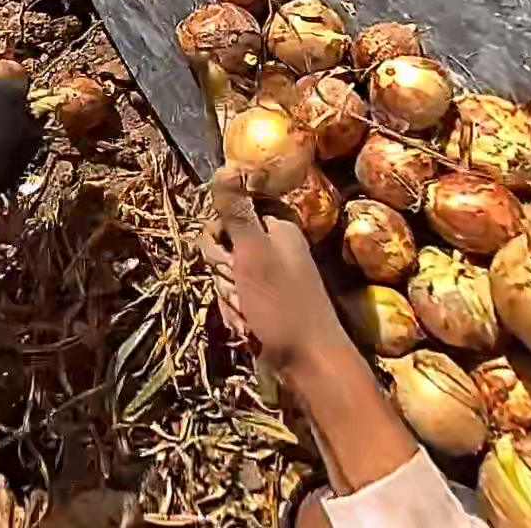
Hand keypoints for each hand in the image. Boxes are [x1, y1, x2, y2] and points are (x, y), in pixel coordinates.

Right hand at [201, 166, 420, 494]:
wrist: (311, 365)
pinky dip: (235, 311)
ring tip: (247, 313)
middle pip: (221, 242)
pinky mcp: (264, 295)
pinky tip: (248, 325)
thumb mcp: (254, 253)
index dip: (219, 237)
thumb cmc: (284, 305)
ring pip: (223, 271)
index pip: (225, 211)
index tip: (230, 257)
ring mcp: (268, 269)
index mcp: (275, 222)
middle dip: (223, 271)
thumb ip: (237, 211)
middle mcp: (272, 240)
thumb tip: (225, 166)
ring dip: (228, 295)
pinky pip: (232, 293)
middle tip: (240, 289)